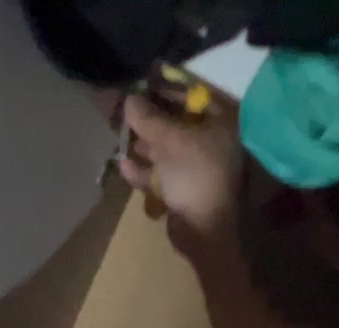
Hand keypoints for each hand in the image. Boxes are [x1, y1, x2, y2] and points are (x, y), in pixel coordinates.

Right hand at [117, 94, 242, 248]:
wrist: (206, 230)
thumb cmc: (195, 175)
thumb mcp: (170, 140)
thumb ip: (148, 118)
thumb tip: (129, 99)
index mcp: (220, 121)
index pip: (189, 94)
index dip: (162, 89)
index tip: (137, 85)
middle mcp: (211, 140)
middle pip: (175, 122)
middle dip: (147, 119)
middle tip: (122, 111)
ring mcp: (197, 167)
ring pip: (165, 149)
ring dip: (142, 144)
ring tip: (118, 137)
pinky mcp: (183, 190)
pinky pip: (160, 174)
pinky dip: (143, 170)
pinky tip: (123, 165)